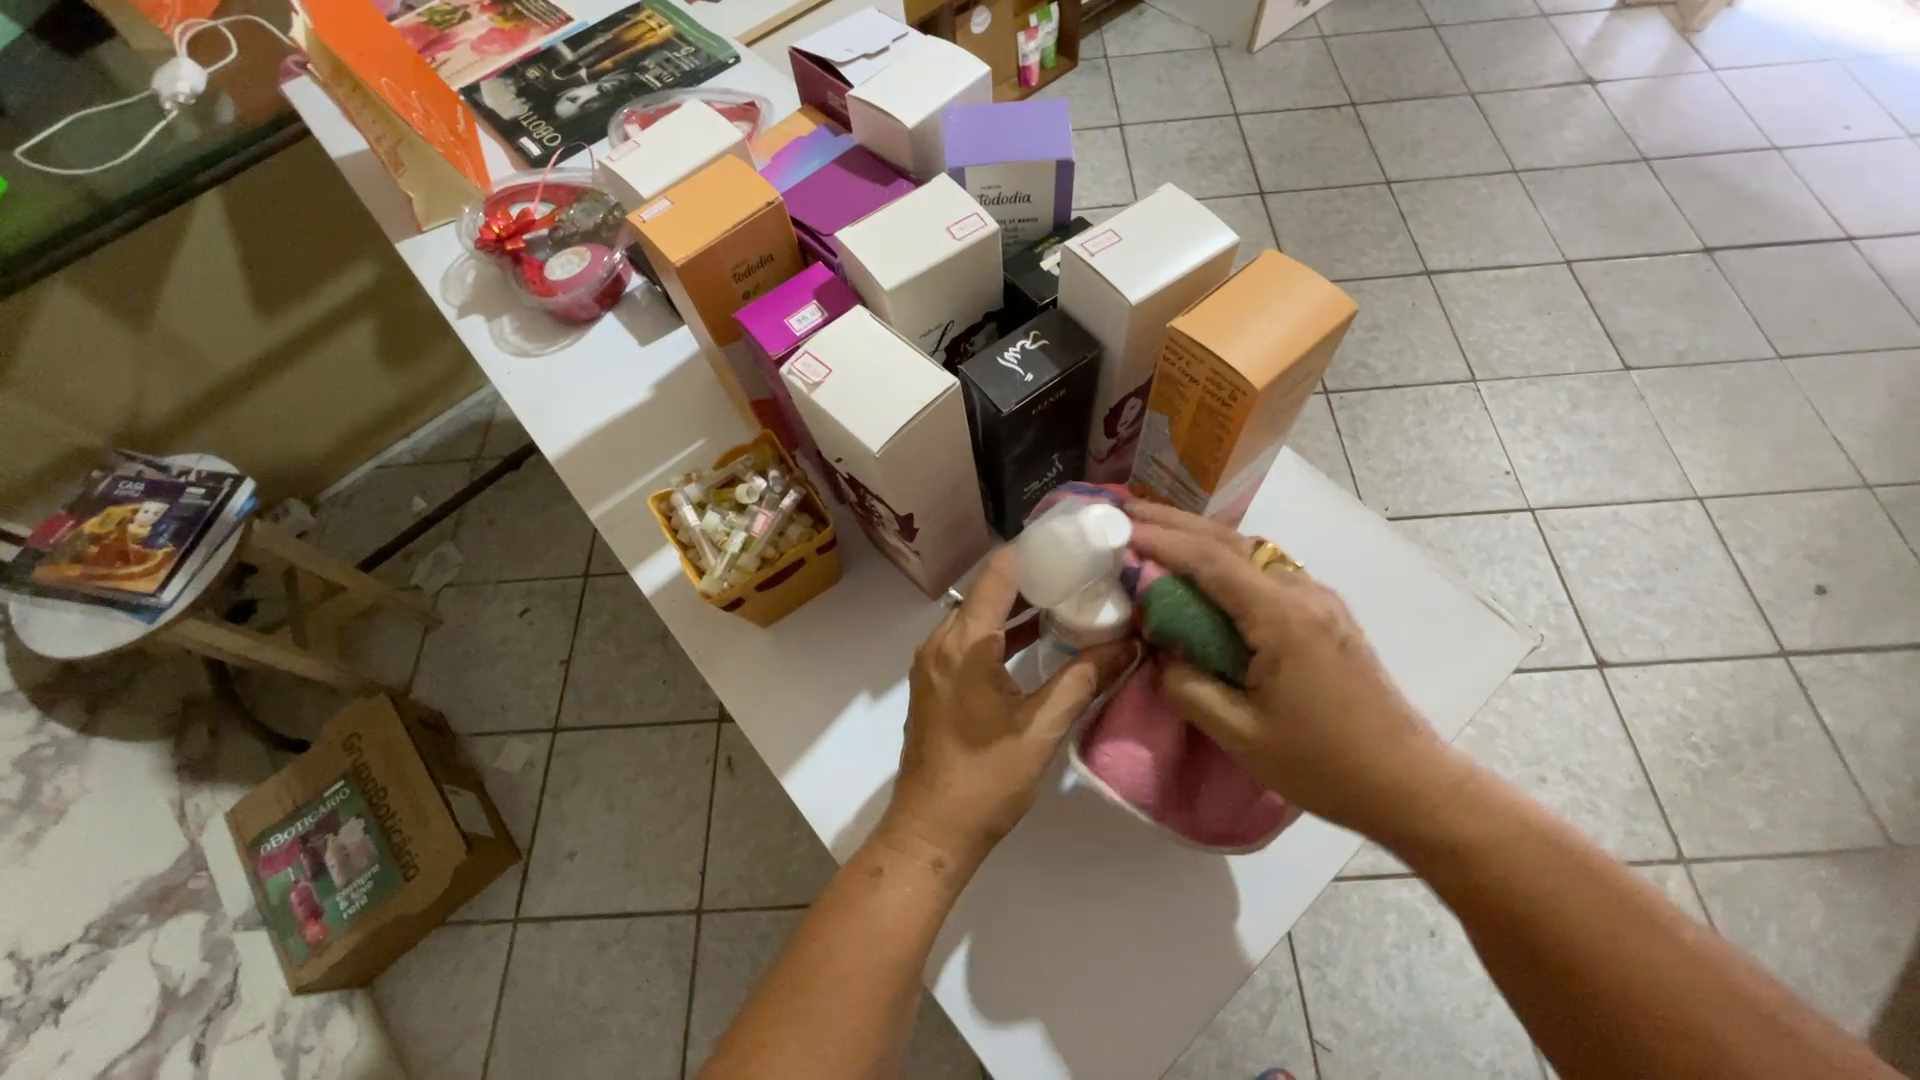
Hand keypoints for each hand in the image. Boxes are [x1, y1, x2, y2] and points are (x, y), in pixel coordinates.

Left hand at [886, 547, 1134, 865]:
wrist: (931, 831)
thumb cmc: (986, 780)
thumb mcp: (1043, 729)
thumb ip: (1085, 678)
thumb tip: (1131, 642)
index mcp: (964, 645)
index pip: (998, 574)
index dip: (1034, 552)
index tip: (1073, 542)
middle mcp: (940, 644)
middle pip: (986, 592)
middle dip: (1033, 578)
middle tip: (1081, 570)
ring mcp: (932, 664)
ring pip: (977, 617)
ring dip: (1017, 608)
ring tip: (1067, 598)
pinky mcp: (935, 684)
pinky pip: (968, 641)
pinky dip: (1000, 634)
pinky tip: (1037, 640)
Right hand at [1125, 502, 1461, 840]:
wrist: (1407, 782)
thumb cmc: (1323, 764)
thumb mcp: (1241, 735)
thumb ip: (1189, 688)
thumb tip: (1161, 654)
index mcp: (1282, 617)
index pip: (1210, 562)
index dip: (1162, 542)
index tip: (1119, 529)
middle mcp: (1303, 593)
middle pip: (1230, 541)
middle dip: (1175, 523)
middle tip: (1126, 513)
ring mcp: (1319, 600)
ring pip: (1251, 551)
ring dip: (1200, 537)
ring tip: (1155, 532)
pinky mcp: (1325, 615)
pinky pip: (1266, 571)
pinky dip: (1225, 559)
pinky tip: (1203, 570)